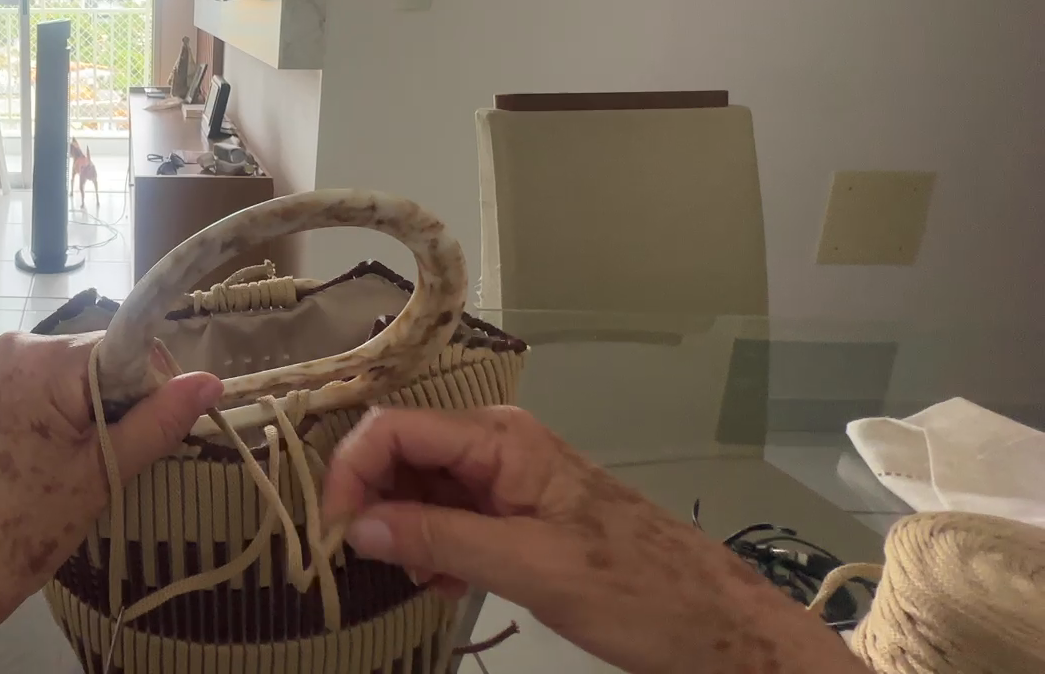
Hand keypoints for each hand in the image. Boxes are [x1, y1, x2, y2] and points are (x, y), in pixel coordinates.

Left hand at [0, 332, 221, 672]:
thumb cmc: (30, 526)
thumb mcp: (103, 473)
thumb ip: (159, 419)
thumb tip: (211, 379)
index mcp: (44, 360)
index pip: (123, 345)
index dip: (148, 384)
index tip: (147, 428)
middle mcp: (9, 344)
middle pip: (89, 353)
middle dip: (110, 394)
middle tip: (105, 454)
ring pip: (59, 364)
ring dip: (76, 397)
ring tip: (68, 456)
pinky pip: (25, 374)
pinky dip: (41, 399)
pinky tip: (35, 445)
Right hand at [321, 406, 867, 673]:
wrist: (729, 632)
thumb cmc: (636, 590)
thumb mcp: (531, 567)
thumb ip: (437, 539)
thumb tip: (353, 528)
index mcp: (496, 436)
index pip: (395, 428)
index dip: (352, 468)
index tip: (332, 525)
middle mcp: (491, 441)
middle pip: (401, 452)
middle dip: (374, 500)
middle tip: (364, 556)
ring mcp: (501, 473)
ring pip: (419, 484)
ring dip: (403, 527)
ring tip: (414, 576)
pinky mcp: (510, 505)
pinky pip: (447, 510)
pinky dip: (431, 542)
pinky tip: (441, 580)